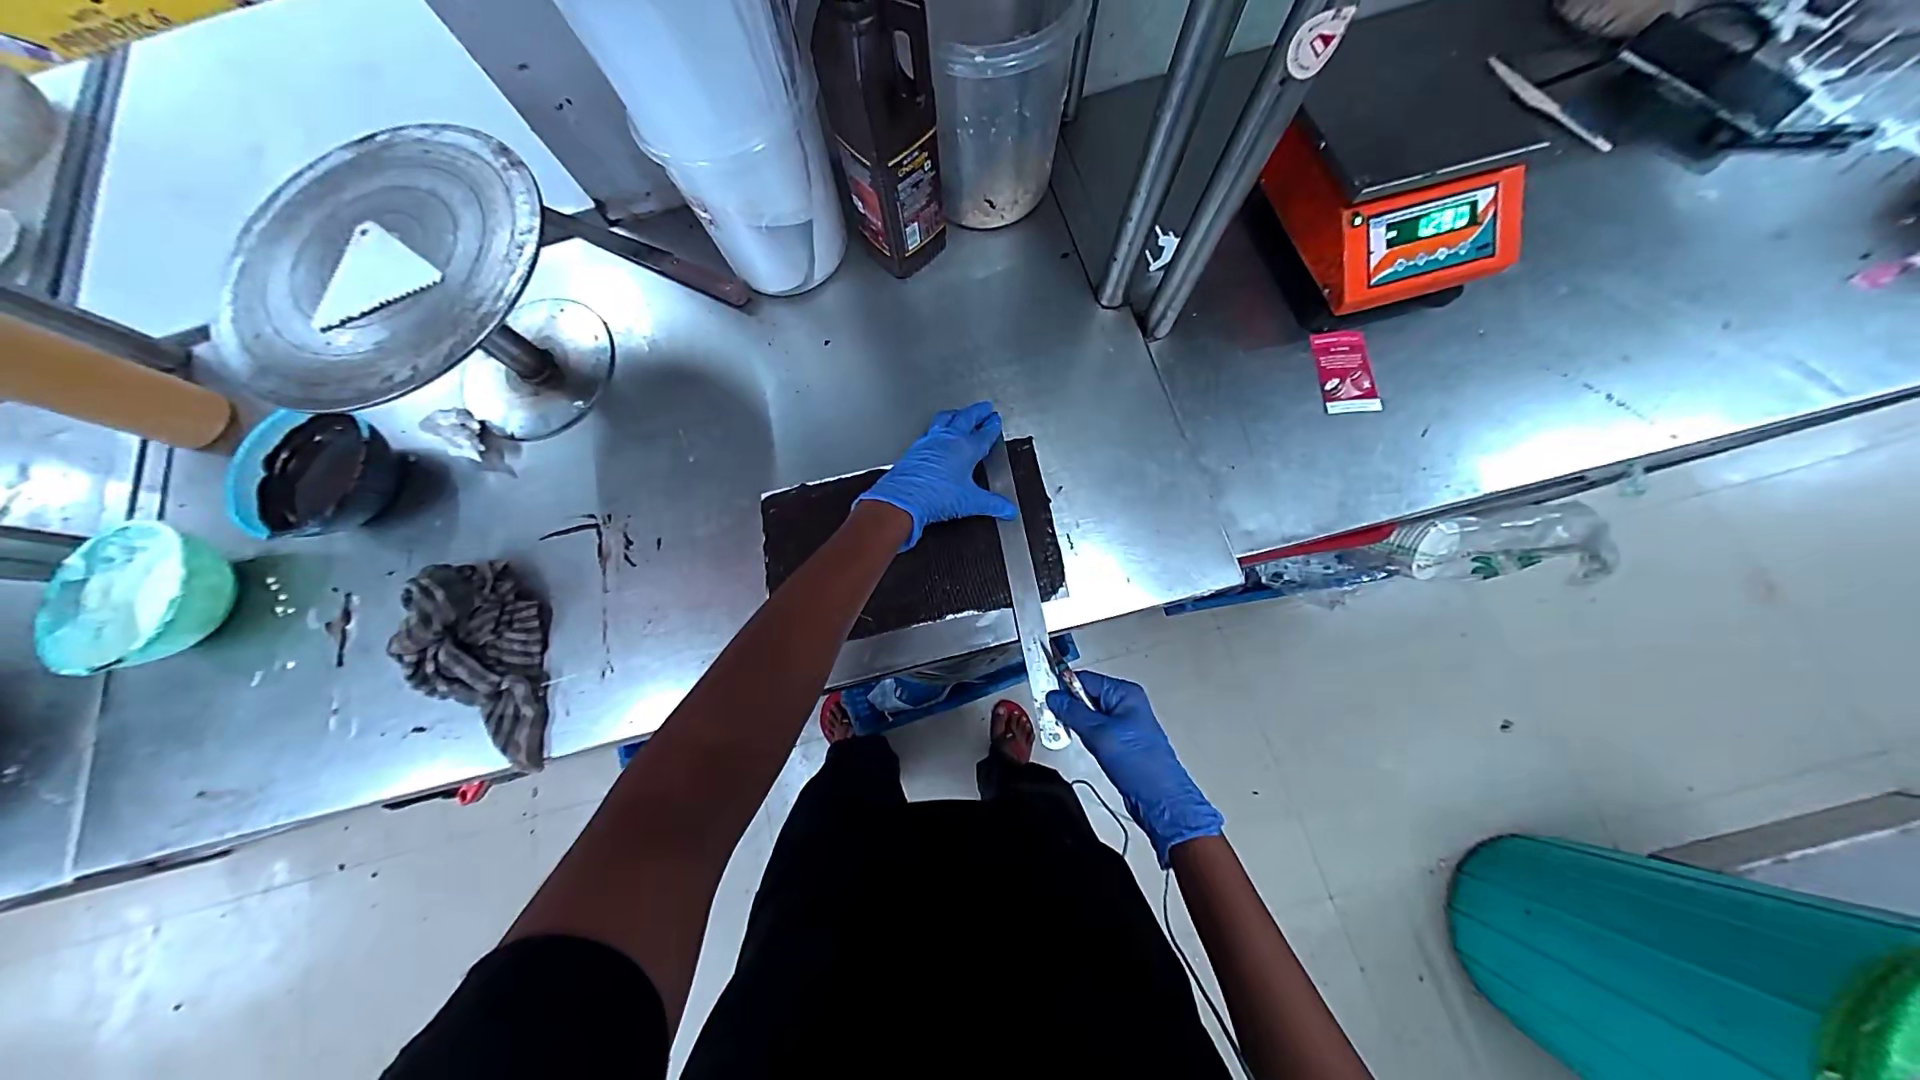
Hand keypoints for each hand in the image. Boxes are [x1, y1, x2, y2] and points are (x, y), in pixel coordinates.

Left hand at [856, 402, 1016, 549]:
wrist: (903, 499)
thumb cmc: (936, 495)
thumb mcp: (970, 502)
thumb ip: (992, 504)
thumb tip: (1009, 510)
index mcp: (966, 447)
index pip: (984, 433)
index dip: (992, 426)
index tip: (995, 419)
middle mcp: (948, 439)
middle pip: (966, 418)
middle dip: (978, 412)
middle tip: (985, 408)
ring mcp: (929, 441)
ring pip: (945, 419)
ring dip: (956, 414)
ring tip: (960, 413)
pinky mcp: (915, 448)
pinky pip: (930, 430)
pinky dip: (938, 426)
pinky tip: (936, 434)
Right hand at [1048, 671, 1222, 866]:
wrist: (1160, 800)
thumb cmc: (1142, 764)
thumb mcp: (1098, 732)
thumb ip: (1072, 711)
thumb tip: (1054, 697)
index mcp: (1125, 693)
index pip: (1085, 678)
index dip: (1064, 686)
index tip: (1047, 696)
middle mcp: (1126, 705)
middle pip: (1086, 696)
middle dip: (1070, 708)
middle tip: (1058, 720)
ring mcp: (1125, 725)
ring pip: (1089, 715)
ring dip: (1077, 724)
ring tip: (1075, 736)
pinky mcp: (1121, 742)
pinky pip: (1096, 731)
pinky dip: (1086, 737)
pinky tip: (1085, 746)